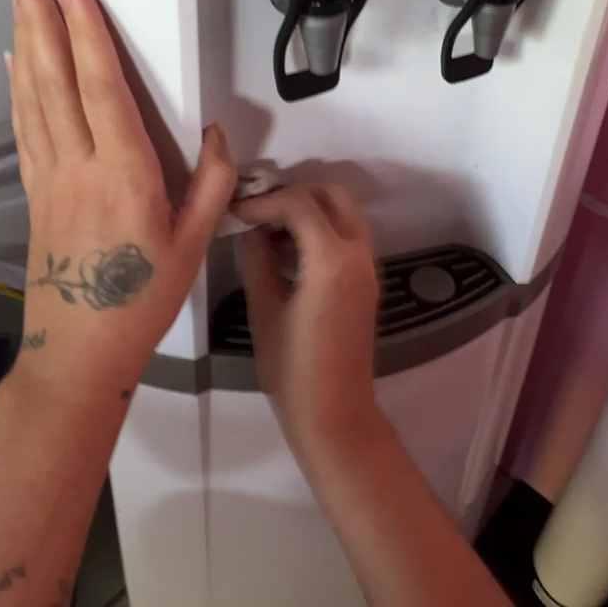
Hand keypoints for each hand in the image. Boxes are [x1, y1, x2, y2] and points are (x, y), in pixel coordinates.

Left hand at [3, 0, 234, 399]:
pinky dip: (17, 88)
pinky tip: (12, 64)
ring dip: (24, 42)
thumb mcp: (195, 243)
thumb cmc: (143, 299)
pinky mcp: (35, 193)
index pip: (100, 86)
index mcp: (124, 172)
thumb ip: (211, 182)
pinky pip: (25, 127)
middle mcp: (78, 165)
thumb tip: (215, 131)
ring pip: (33, 96)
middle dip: (40, 19)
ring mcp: (49, 177)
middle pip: (55, 79)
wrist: (77, 353)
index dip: (86, 33)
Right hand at [235, 184, 383, 454]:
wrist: (336, 413)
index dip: (265, 201)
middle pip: (332, 195)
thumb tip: (251, 230)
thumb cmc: (292, 369)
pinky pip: (349, 235)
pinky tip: (290, 250)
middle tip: (259, 211)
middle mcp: (358, 253)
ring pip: (345, 212)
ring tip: (269, 229)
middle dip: (294, 194)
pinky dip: (323, 228)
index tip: (237, 212)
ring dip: (311, 210)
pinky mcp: (369, 280)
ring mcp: (369, 266)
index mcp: (332, 259)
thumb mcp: (264, 311)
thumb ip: (258, 261)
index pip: (300, 204)